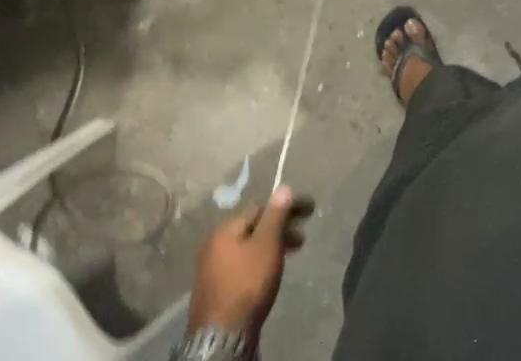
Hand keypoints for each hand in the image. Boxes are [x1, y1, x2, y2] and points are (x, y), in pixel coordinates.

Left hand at [188, 186, 312, 335]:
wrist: (223, 332)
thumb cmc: (248, 282)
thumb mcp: (267, 245)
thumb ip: (276, 215)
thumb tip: (284, 187)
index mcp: (225, 229)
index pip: (260, 208)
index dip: (287, 207)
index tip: (309, 212)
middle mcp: (213, 242)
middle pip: (253, 226)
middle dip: (280, 228)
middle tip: (302, 238)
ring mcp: (211, 265)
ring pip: (248, 245)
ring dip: (271, 244)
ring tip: (290, 254)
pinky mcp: (215, 285)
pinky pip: (242, 260)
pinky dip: (259, 258)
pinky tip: (269, 269)